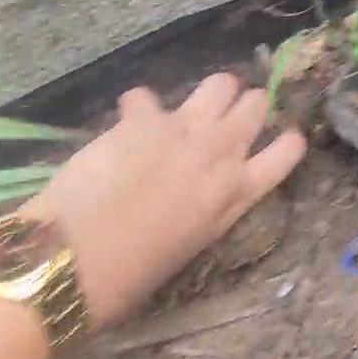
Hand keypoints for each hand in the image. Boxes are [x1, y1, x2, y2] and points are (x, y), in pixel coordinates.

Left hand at [20, 74, 305, 327]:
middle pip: (257, 103)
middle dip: (245, 107)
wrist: (68, 262)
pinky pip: (146, 96)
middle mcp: (222, 150)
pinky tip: (128, 122)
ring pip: (221, 83)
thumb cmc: (131, 275)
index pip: (289, 150)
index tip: (276, 141)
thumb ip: (216, 202)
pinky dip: (138, 107)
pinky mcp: (143, 119)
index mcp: (238, 190)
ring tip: (190, 112)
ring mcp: (185, 128)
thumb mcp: (195, 242)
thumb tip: (211, 186)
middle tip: (224, 123)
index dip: (286, 141)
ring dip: (210, 94)